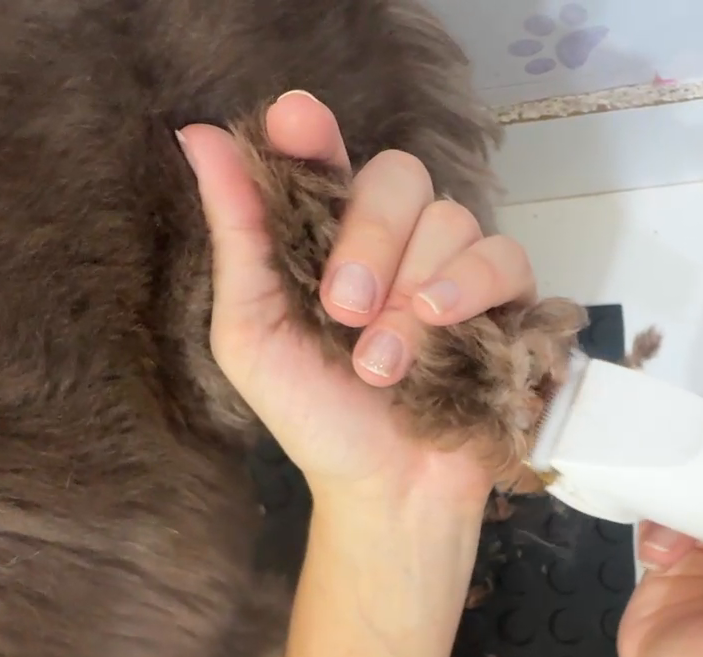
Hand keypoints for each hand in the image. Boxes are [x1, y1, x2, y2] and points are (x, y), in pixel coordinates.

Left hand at [178, 91, 537, 512]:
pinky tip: (441, 324)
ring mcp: (452, 270)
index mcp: (329, 240)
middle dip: (370, 239)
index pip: (328, 158)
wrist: (386, 488)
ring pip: (451, 219)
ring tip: (384, 363)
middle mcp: (395, 244)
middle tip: (344, 310)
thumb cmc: (317, 420)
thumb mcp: (256, 338)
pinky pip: (503, 257)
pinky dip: (472, 284)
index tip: (297, 122)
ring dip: (412, 290)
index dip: (314, 132)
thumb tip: (198, 136)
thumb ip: (239, 242)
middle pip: (400, 177)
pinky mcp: (503, 303)